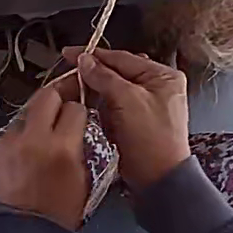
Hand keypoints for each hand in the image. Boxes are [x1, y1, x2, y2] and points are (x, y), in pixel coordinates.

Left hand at [0, 84, 89, 228]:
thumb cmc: (58, 213)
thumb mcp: (83, 179)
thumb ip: (79, 147)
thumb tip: (76, 128)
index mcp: (63, 146)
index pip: (75, 108)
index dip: (79, 111)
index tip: (79, 118)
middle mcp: (34, 137)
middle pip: (47, 95)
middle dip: (57, 99)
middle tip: (61, 109)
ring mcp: (9, 142)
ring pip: (25, 113)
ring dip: (35, 120)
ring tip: (39, 139)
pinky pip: (8, 134)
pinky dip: (17, 140)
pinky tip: (21, 156)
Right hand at [67, 47, 189, 188]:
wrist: (158, 179)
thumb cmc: (151, 138)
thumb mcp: (127, 100)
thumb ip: (104, 77)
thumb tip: (85, 60)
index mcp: (162, 76)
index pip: (122, 58)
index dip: (94, 55)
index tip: (69, 54)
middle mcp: (157, 87)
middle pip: (117, 73)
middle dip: (94, 76)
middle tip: (70, 76)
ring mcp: (146, 106)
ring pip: (113, 92)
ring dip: (96, 94)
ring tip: (77, 93)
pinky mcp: (136, 123)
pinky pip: (114, 109)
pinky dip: (102, 110)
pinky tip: (91, 112)